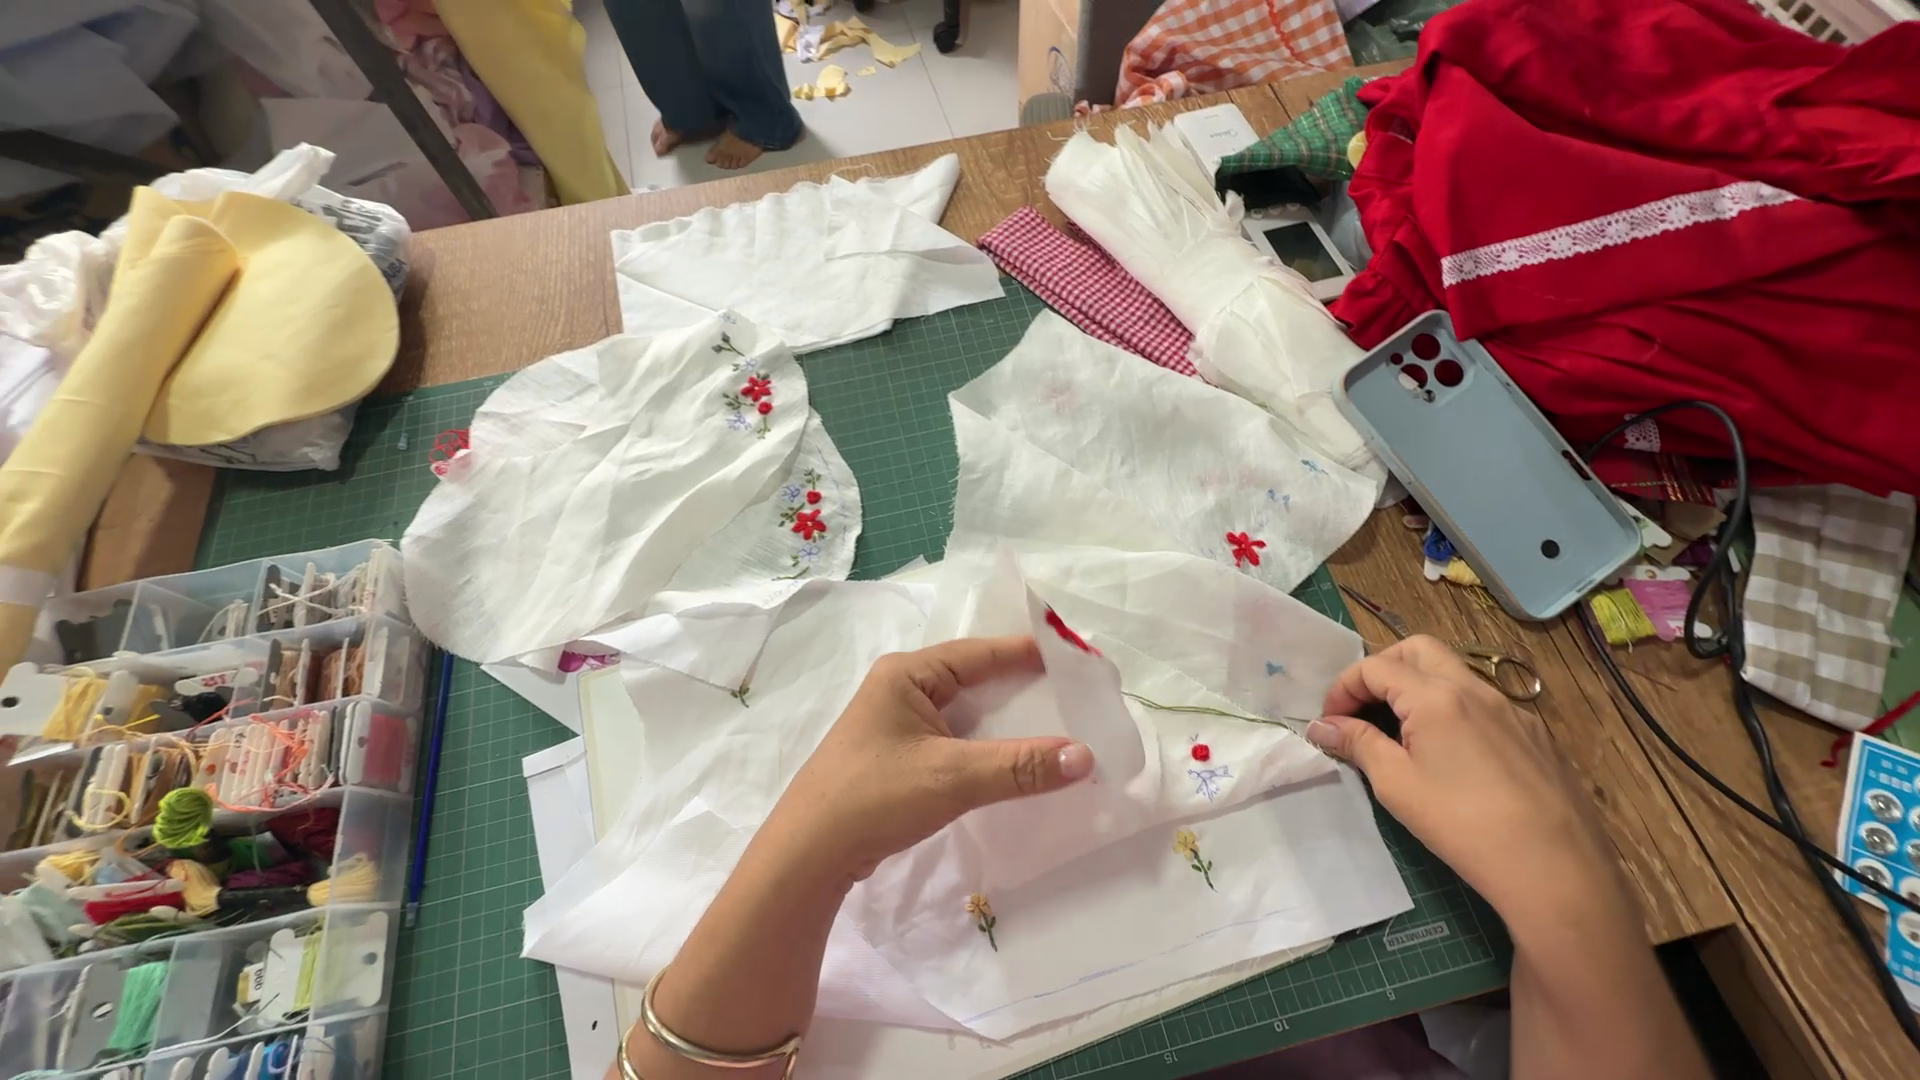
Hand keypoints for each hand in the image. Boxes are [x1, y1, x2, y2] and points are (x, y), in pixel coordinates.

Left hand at [759, 635, 1096, 883]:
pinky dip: (986, 748)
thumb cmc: (874, 797)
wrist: (807, 856)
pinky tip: (1014, 763)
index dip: (1029, 654)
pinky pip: (954, 741)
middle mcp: (901, 689)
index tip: (1076, 659)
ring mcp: (897, 725)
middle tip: (1075, 695)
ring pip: (965, 714)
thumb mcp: (952, 776)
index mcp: (907, 674)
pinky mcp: (898, 758)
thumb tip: (1085, 756)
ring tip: (1057, 727)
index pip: (980, 653)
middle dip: (1023, 689)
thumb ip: (1020, 766)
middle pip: (974, 680)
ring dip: (1006, 723)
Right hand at [1305, 636, 1622, 928]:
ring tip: (1401, 732)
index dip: (1342, 688)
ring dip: (1416, 686)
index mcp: (1435, 696)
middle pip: (1417, 650)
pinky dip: (1450, 709)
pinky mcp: (1535, 736)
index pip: (1374, 667)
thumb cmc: (1463, 825)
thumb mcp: (1395, 784)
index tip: (1330, 723)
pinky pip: (1482, 702)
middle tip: (1364, 708)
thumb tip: (1322, 726)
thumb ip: (1357, 744)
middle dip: (1381, 670)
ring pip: (1453, 673)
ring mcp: (1512, 710)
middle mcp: (1475, 689)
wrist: (1558, 872)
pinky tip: (1450, 756)